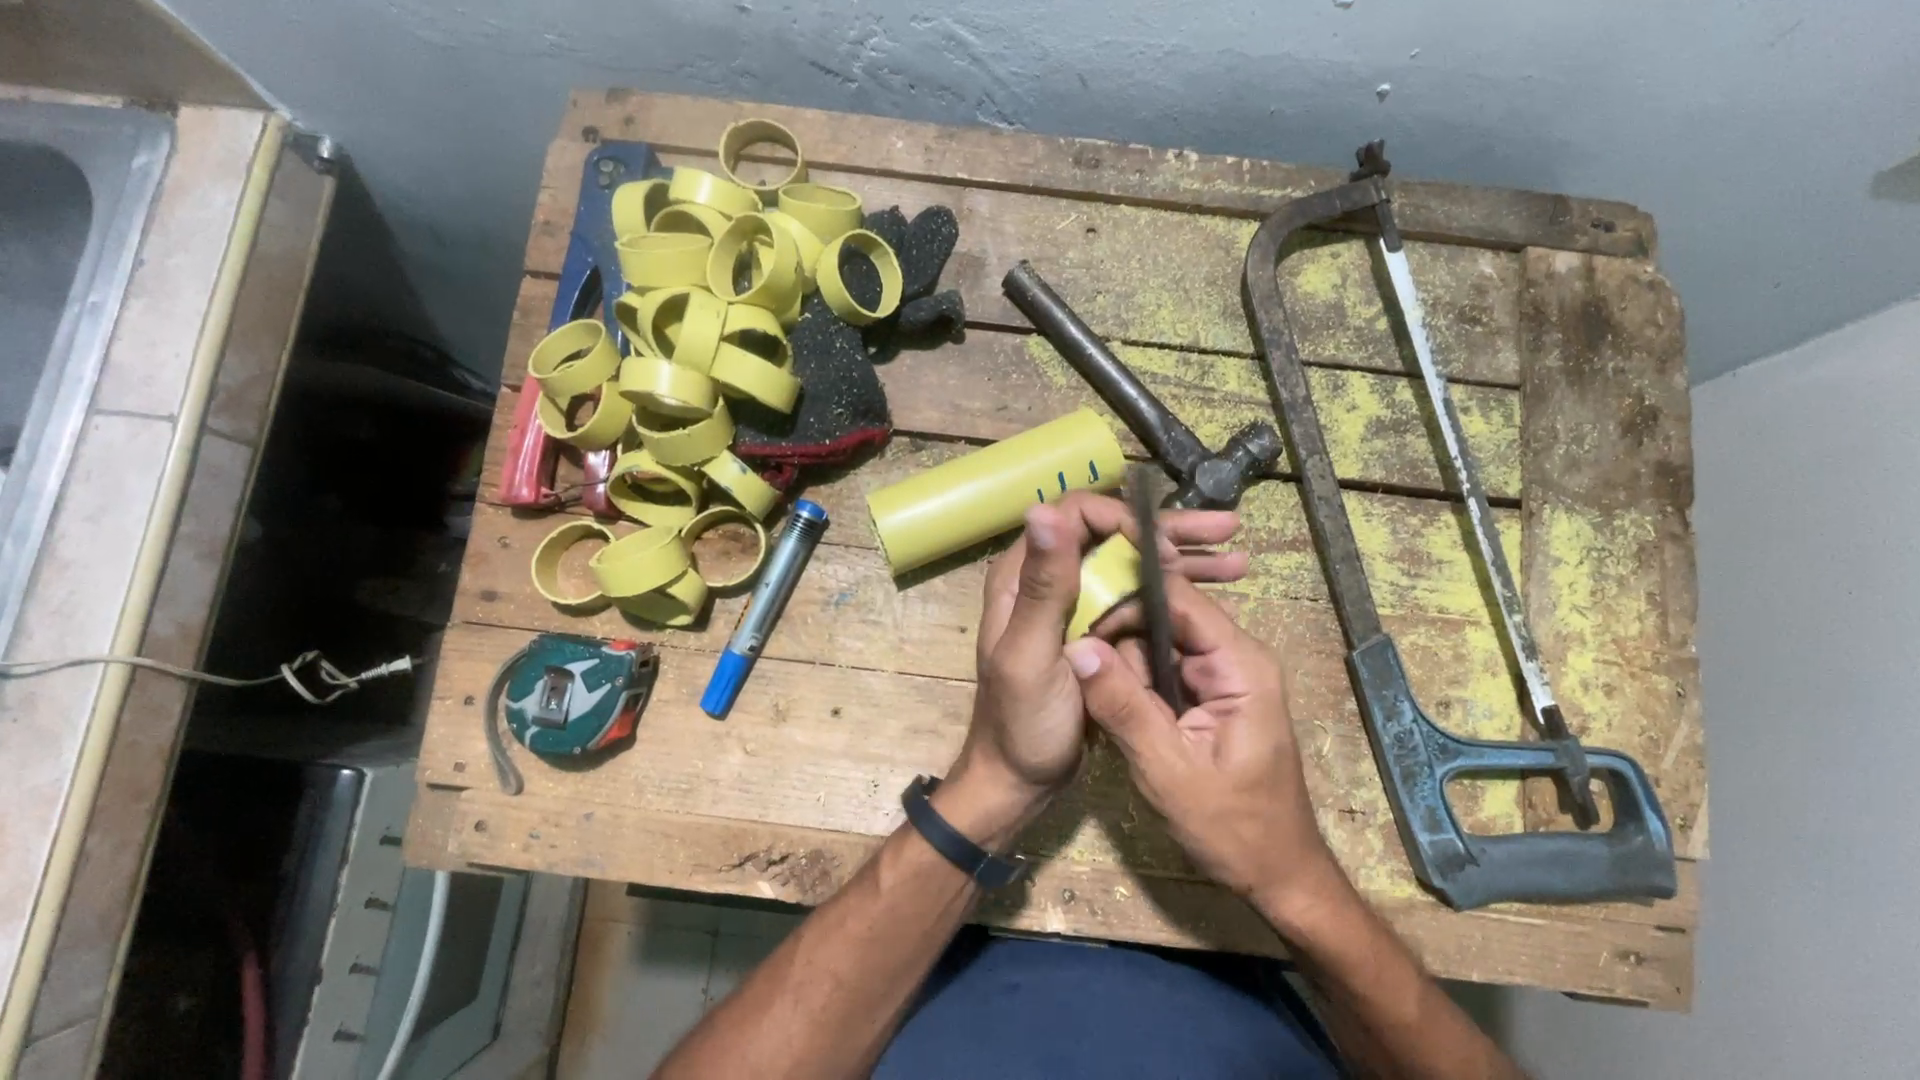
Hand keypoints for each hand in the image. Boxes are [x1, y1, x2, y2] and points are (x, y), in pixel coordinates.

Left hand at [945, 492, 1246, 842]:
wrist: (1019, 778)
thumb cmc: (1020, 723)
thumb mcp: (1030, 656)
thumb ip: (1042, 586)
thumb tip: (1042, 509)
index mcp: (1022, 576)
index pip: (1075, 517)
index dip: (1122, 523)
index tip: (1163, 552)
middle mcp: (1050, 579)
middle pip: (1112, 533)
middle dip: (1169, 532)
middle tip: (1224, 531)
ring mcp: (1077, 604)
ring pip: (1132, 563)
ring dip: (1183, 557)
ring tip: (1237, 556)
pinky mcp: (1100, 629)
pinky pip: (1141, 596)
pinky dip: (1178, 591)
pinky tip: (1222, 587)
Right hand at [1063, 575, 1349, 921]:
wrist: (1274, 874)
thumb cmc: (1232, 828)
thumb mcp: (1167, 769)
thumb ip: (1122, 704)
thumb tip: (1076, 646)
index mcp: (1240, 664)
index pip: (1176, 598)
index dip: (1125, 604)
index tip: (1081, 631)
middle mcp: (1234, 658)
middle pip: (1162, 619)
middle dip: (1120, 644)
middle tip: (1085, 680)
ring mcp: (1221, 677)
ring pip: (1156, 646)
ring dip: (1124, 671)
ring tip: (1100, 705)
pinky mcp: (1207, 697)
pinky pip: (1161, 672)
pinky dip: (1134, 688)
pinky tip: (1116, 712)